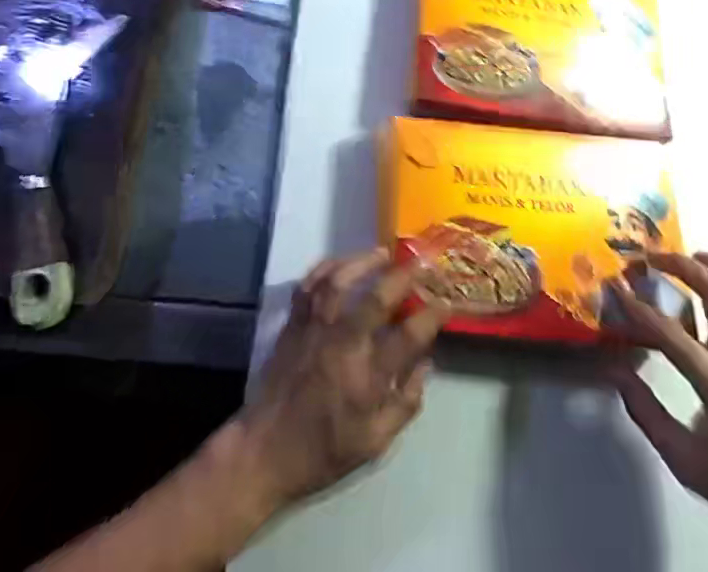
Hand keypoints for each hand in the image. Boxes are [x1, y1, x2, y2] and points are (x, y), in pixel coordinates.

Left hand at [229, 249, 449, 512]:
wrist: (261, 454)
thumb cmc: (322, 452)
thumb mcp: (375, 443)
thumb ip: (406, 402)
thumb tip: (426, 363)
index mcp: (366, 378)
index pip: (409, 336)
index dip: (433, 315)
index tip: (446, 302)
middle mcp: (341, 347)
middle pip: (376, 299)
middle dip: (405, 276)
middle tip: (423, 263)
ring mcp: (313, 332)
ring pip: (338, 282)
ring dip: (364, 262)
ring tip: (384, 253)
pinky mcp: (292, 327)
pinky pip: (308, 287)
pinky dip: (326, 269)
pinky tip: (342, 263)